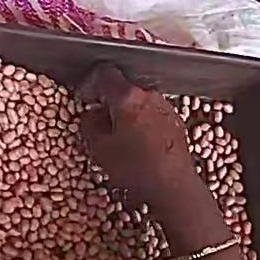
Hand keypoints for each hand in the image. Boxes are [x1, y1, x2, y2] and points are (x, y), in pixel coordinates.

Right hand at [76, 64, 201, 213]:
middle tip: (98, 121)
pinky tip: (138, 144)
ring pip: (139, 103)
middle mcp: (149, 96)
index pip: (104, 74)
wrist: (173, 186)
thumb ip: (89, 125)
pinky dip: (142, 123)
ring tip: (119, 138)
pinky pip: (153, 116)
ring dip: (127, 114)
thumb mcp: (100, 149)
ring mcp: (166, 108)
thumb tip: (90, 115)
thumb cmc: (136, 168)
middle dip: (108, 102)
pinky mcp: (176, 123)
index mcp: (128, 97)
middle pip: (123, 89)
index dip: (89, 84)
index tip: (83, 98)